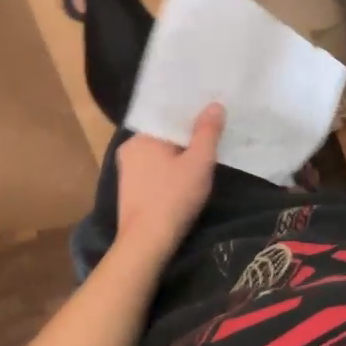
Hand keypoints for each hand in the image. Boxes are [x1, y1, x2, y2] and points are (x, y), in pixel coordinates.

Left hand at [115, 103, 224, 257]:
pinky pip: (156, 168)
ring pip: (161, 153)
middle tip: (216, 136)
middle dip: (189, 137)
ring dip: (181, 154)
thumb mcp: (199, 161)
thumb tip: (214, 105)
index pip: (170, 117)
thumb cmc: (174, 196)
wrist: (148, 240)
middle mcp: (130, 149)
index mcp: (142, 138)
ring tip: (206, 156)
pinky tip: (188, 176)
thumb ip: (207, 132)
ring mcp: (128, 170)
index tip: (215, 118)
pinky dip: (172, 169)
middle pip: (166, 135)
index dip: (194, 116)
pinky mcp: (132, 188)